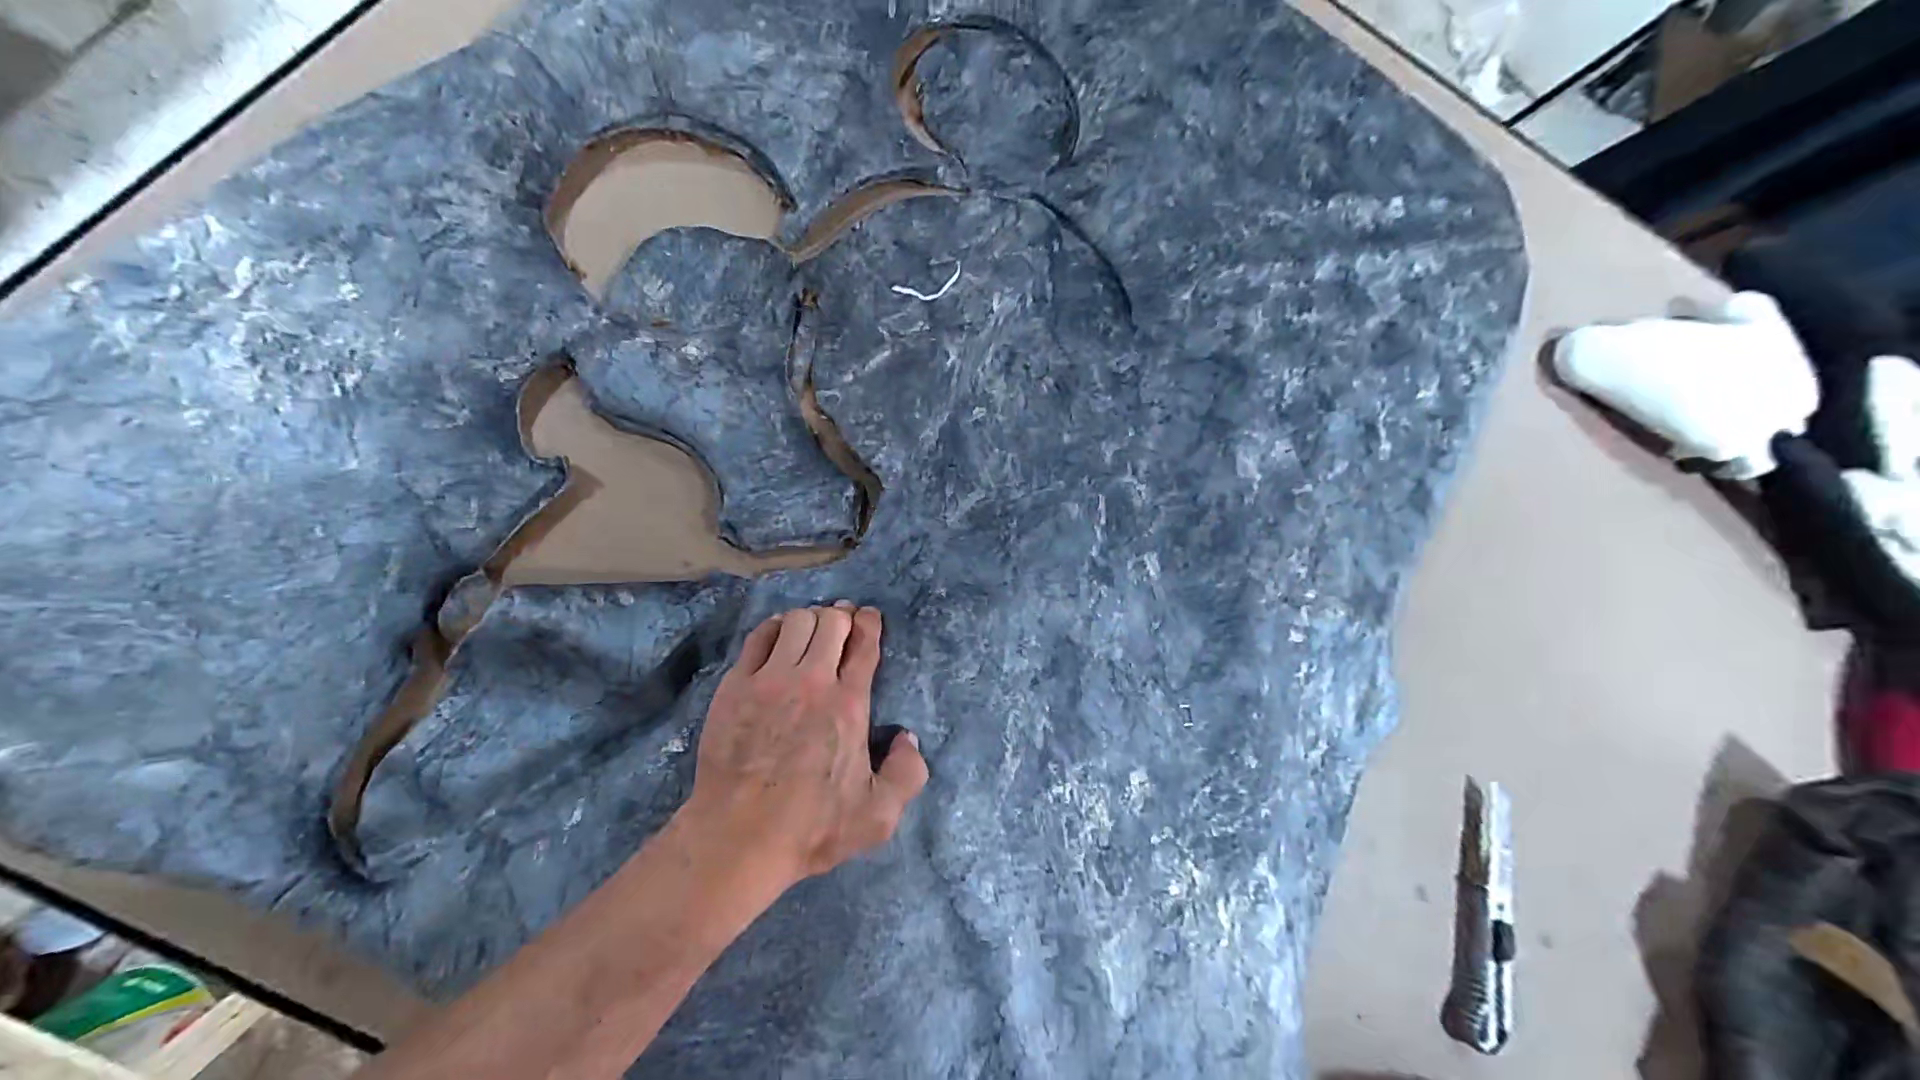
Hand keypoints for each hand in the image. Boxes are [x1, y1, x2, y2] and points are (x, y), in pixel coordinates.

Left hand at [679, 602, 928, 895]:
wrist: (738, 836)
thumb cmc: (811, 827)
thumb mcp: (879, 815)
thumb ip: (908, 774)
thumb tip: (907, 739)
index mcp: (848, 704)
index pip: (864, 645)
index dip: (869, 624)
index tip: (869, 617)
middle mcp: (811, 681)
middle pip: (831, 622)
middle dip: (841, 617)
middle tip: (842, 623)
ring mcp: (769, 680)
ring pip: (795, 622)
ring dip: (810, 619)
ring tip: (812, 630)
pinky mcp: (735, 686)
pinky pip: (759, 638)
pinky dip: (774, 627)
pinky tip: (778, 635)